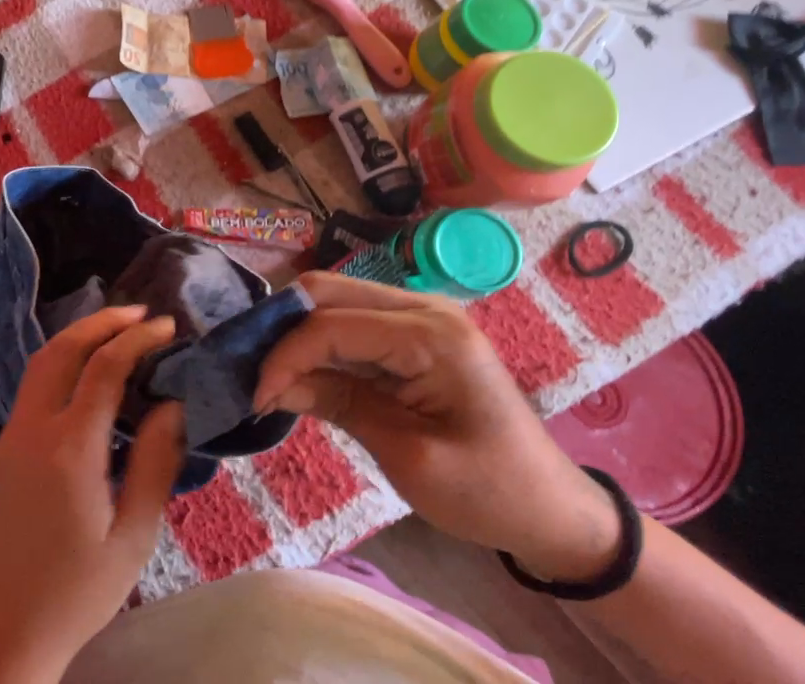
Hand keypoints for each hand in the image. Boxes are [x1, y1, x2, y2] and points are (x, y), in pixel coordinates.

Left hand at [0, 306, 185, 683]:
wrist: (6, 624)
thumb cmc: (79, 589)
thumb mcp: (133, 535)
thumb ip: (155, 463)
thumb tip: (172, 404)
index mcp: (69, 447)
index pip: (103, 368)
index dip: (137, 339)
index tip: (168, 325)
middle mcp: (32, 429)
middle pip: (60, 350)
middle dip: (100, 322)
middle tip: (140, 313)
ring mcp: (11, 436)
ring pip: (39, 365)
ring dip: (76, 339)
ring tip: (117, 331)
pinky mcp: (4, 449)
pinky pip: (32, 388)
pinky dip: (61, 364)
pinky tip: (87, 374)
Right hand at [252, 272, 620, 580]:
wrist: (551, 511)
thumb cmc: (486, 490)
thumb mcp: (406, 454)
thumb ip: (337, 404)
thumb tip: (270, 385)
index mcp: (431, 336)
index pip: (331, 325)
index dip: (283, 356)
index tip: (256, 398)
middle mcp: (424, 309)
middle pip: (326, 292)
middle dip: (281, 330)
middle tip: (253, 375)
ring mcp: (420, 317)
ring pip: (332, 301)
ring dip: (295, 333)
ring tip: (268, 374)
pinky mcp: (412, 335)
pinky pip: (350, 322)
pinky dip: (317, 344)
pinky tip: (298, 373)